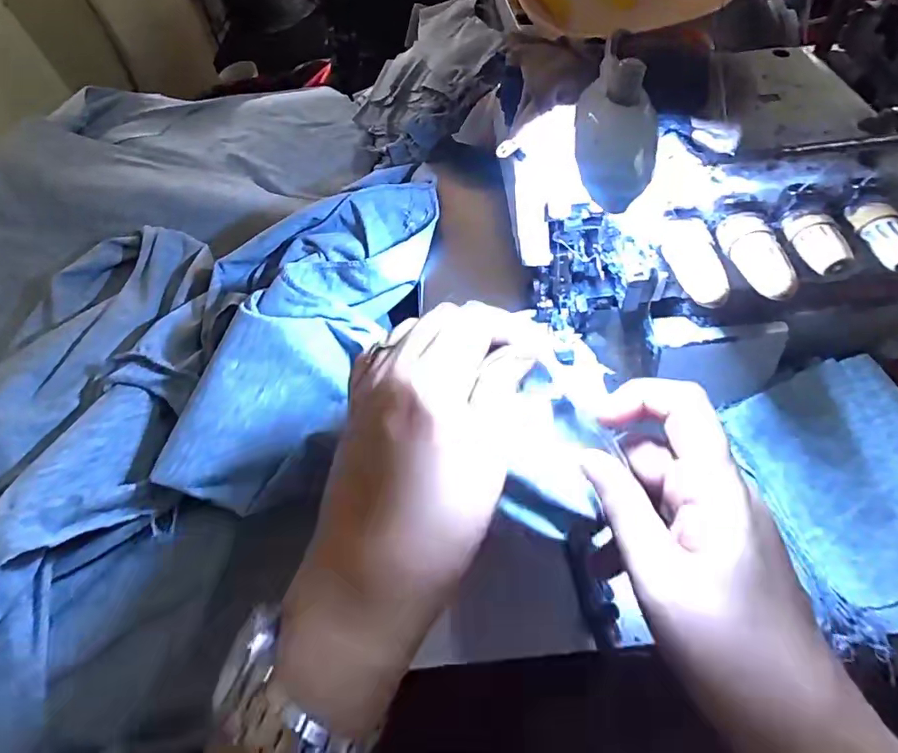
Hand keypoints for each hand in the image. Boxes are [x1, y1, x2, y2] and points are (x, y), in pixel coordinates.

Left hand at [275, 302, 546, 733]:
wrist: (365, 580)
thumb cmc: (441, 526)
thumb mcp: (489, 457)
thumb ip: (502, 391)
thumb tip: (522, 352)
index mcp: (430, 383)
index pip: (477, 322)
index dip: (515, 329)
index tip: (542, 351)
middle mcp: (394, 371)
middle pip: (446, 317)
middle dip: (487, 327)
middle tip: (518, 356)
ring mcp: (368, 385)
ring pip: (416, 327)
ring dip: (452, 333)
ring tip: (481, 363)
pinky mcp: (355, 403)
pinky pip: (386, 350)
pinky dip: (415, 346)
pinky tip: (433, 371)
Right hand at [581, 379, 897, 752]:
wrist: (792, 715)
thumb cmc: (725, 644)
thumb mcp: (658, 576)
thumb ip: (622, 509)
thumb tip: (587, 455)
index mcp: (716, 482)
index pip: (684, 404)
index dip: (638, 396)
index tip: (591, 420)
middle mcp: (721, 488)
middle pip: (662, 450)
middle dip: (615, 468)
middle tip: (572, 503)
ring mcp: (722, 518)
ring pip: (660, 489)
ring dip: (621, 510)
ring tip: (588, 553)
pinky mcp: (718, 546)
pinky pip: (672, 520)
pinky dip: (639, 534)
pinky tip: (609, 572)